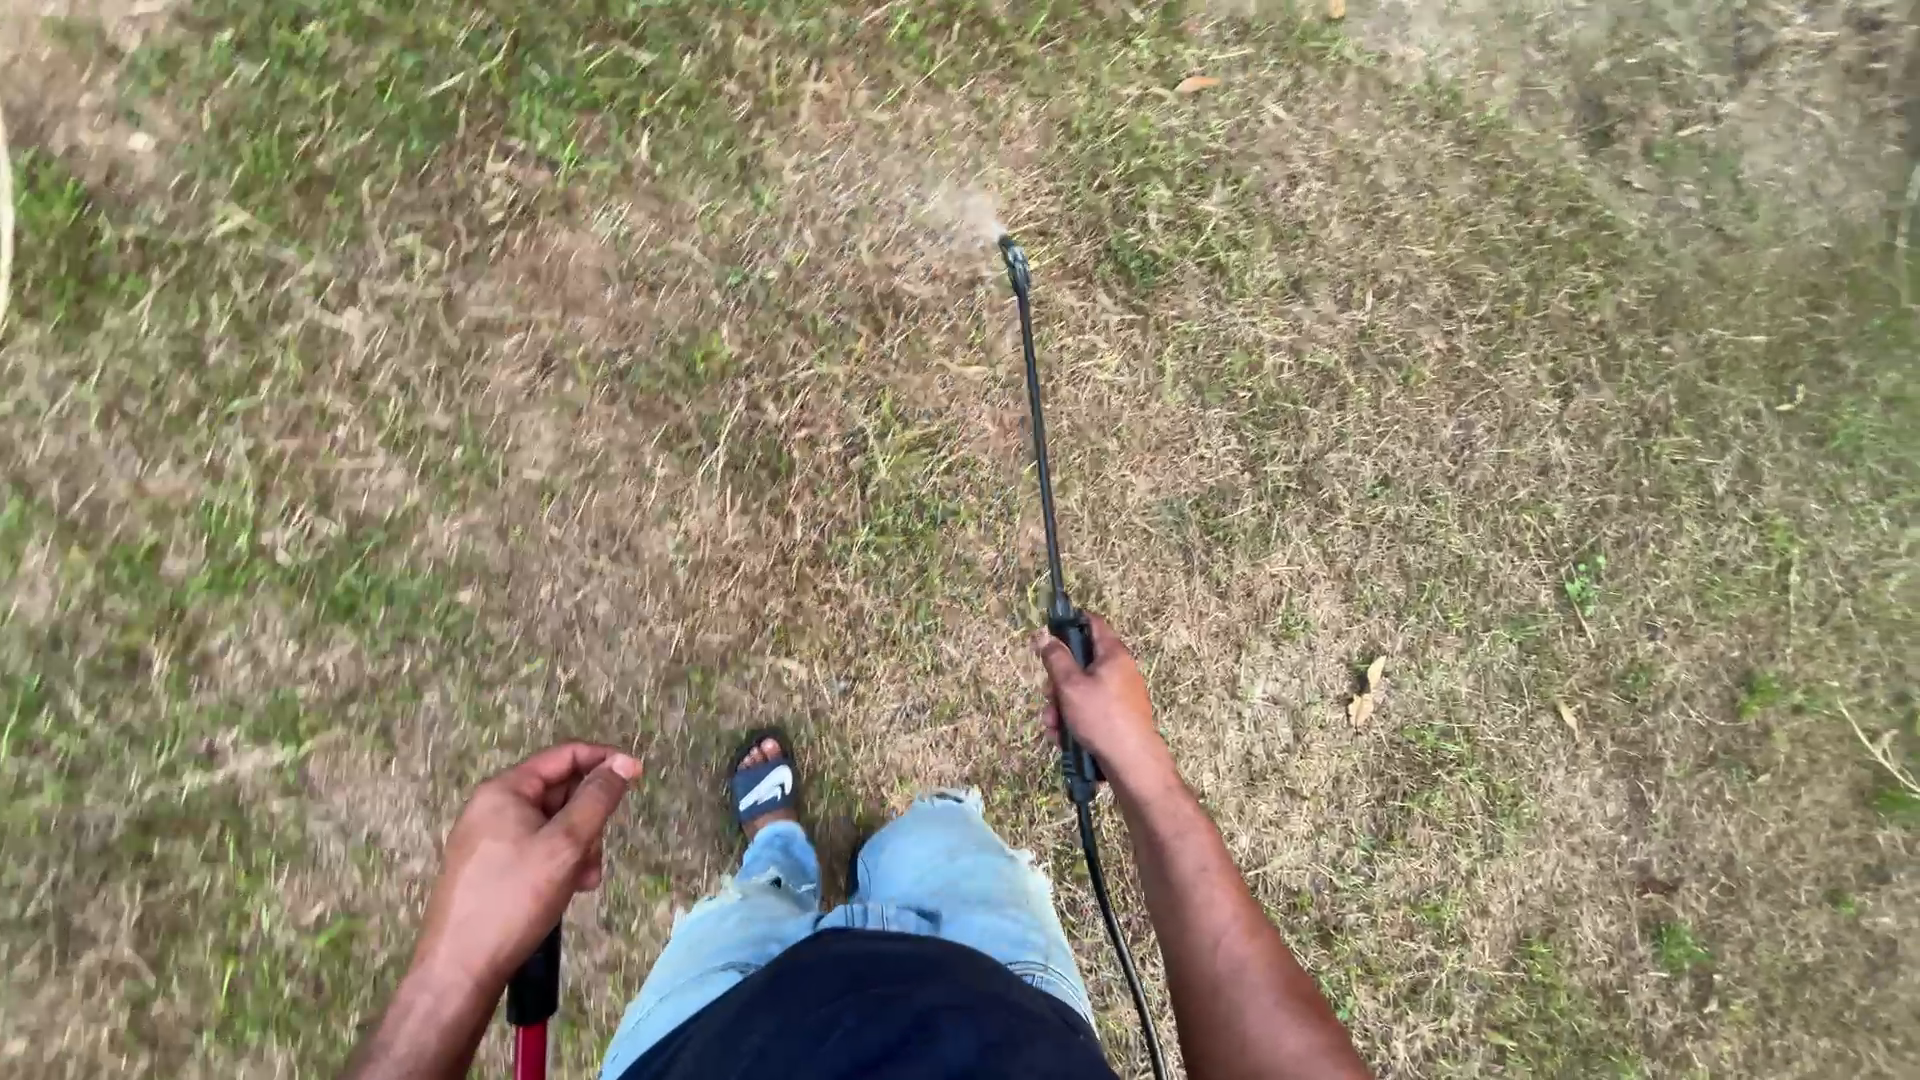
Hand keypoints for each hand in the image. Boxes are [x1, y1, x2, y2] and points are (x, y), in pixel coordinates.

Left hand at [409, 743, 642, 996]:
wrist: (458, 973)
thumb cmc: (514, 899)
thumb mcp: (567, 843)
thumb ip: (599, 797)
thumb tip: (623, 763)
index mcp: (505, 790)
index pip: (567, 755)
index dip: (605, 761)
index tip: (637, 777)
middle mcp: (494, 807)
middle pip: (563, 791)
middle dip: (591, 817)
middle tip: (600, 849)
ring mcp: (490, 838)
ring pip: (555, 823)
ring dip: (581, 844)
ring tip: (586, 879)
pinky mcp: (491, 867)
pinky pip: (540, 847)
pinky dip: (563, 860)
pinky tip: (571, 889)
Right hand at [1032, 613, 1172, 785]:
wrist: (1132, 762)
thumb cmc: (1101, 716)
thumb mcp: (1070, 685)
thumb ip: (1055, 658)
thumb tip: (1045, 635)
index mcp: (1112, 653)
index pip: (1091, 623)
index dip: (1069, 623)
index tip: (1049, 632)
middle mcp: (1119, 669)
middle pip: (1080, 662)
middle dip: (1057, 681)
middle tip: (1049, 696)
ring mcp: (1120, 694)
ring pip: (1081, 690)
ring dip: (1061, 706)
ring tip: (1054, 726)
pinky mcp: (1117, 716)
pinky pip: (1089, 709)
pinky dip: (1074, 720)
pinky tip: (1064, 738)